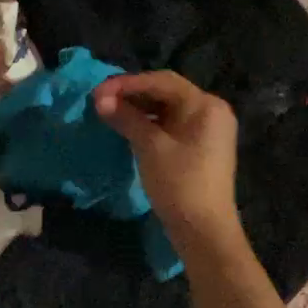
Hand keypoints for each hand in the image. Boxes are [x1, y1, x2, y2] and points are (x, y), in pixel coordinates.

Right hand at [93, 70, 242, 251]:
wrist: (202, 226)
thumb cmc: (178, 182)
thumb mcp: (149, 147)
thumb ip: (126, 118)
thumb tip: (100, 100)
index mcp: (205, 105)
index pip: (162, 81)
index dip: (127, 83)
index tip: (97, 92)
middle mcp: (211, 111)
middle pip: (166, 92)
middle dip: (132, 94)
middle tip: (100, 101)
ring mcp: (207, 129)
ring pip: (167, 109)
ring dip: (138, 109)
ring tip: (109, 113)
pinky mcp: (199, 146)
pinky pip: (170, 124)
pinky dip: (148, 123)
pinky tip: (128, 128)